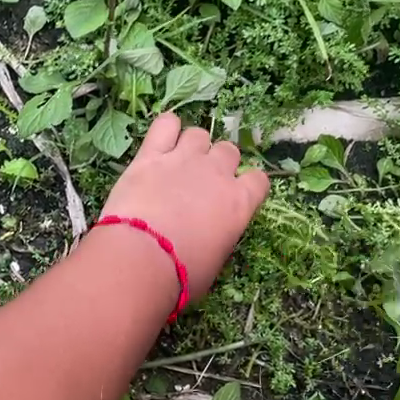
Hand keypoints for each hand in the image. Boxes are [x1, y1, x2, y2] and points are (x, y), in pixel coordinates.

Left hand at [97, 112, 268, 288]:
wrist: (141, 259)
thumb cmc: (182, 275)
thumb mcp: (215, 260)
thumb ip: (219, 233)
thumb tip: (211, 231)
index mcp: (239, 203)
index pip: (258, 180)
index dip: (248, 185)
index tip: (236, 195)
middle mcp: (217, 174)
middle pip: (229, 151)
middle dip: (220, 163)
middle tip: (203, 182)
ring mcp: (184, 159)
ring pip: (199, 134)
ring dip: (194, 146)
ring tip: (180, 162)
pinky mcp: (151, 154)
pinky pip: (165, 124)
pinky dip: (166, 128)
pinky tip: (161, 141)